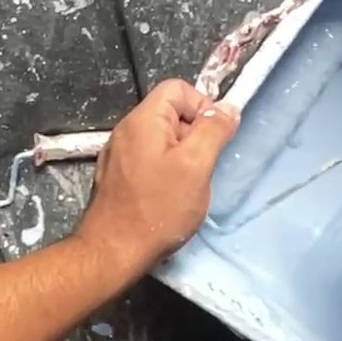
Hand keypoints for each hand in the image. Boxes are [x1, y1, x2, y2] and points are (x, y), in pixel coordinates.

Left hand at [76, 79, 238, 273]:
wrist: (114, 252)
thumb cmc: (158, 208)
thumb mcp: (196, 165)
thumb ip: (213, 131)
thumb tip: (227, 108)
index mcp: (144, 119)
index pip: (179, 88)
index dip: (203, 107)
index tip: (212, 139)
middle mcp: (126, 130)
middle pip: (171, 113)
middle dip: (194, 135)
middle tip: (201, 167)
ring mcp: (118, 154)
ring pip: (162, 139)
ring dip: (182, 157)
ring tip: (186, 185)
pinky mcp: (117, 176)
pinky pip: (149, 159)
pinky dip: (165, 171)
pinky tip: (168, 197)